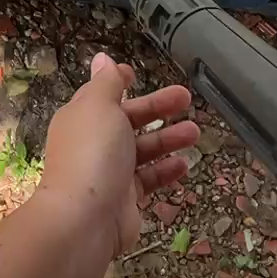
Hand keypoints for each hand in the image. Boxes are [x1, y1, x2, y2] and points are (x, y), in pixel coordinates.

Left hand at [37, 52, 198, 256]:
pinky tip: (184, 165)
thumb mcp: (99, 106)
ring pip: (142, 151)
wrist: (84, 218)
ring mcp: (108, 173)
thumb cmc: (92, 154)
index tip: (138, 74)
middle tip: (187, 99)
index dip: (119, 84)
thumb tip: (102, 58)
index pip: (102, 95)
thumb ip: (106, 83)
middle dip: (157, 108)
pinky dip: (165, 171)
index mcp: (81, 118)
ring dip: (167, 139)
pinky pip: (148, 180)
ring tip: (195, 132)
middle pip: (127, 121)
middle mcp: (92, 144)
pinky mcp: (123, 200)